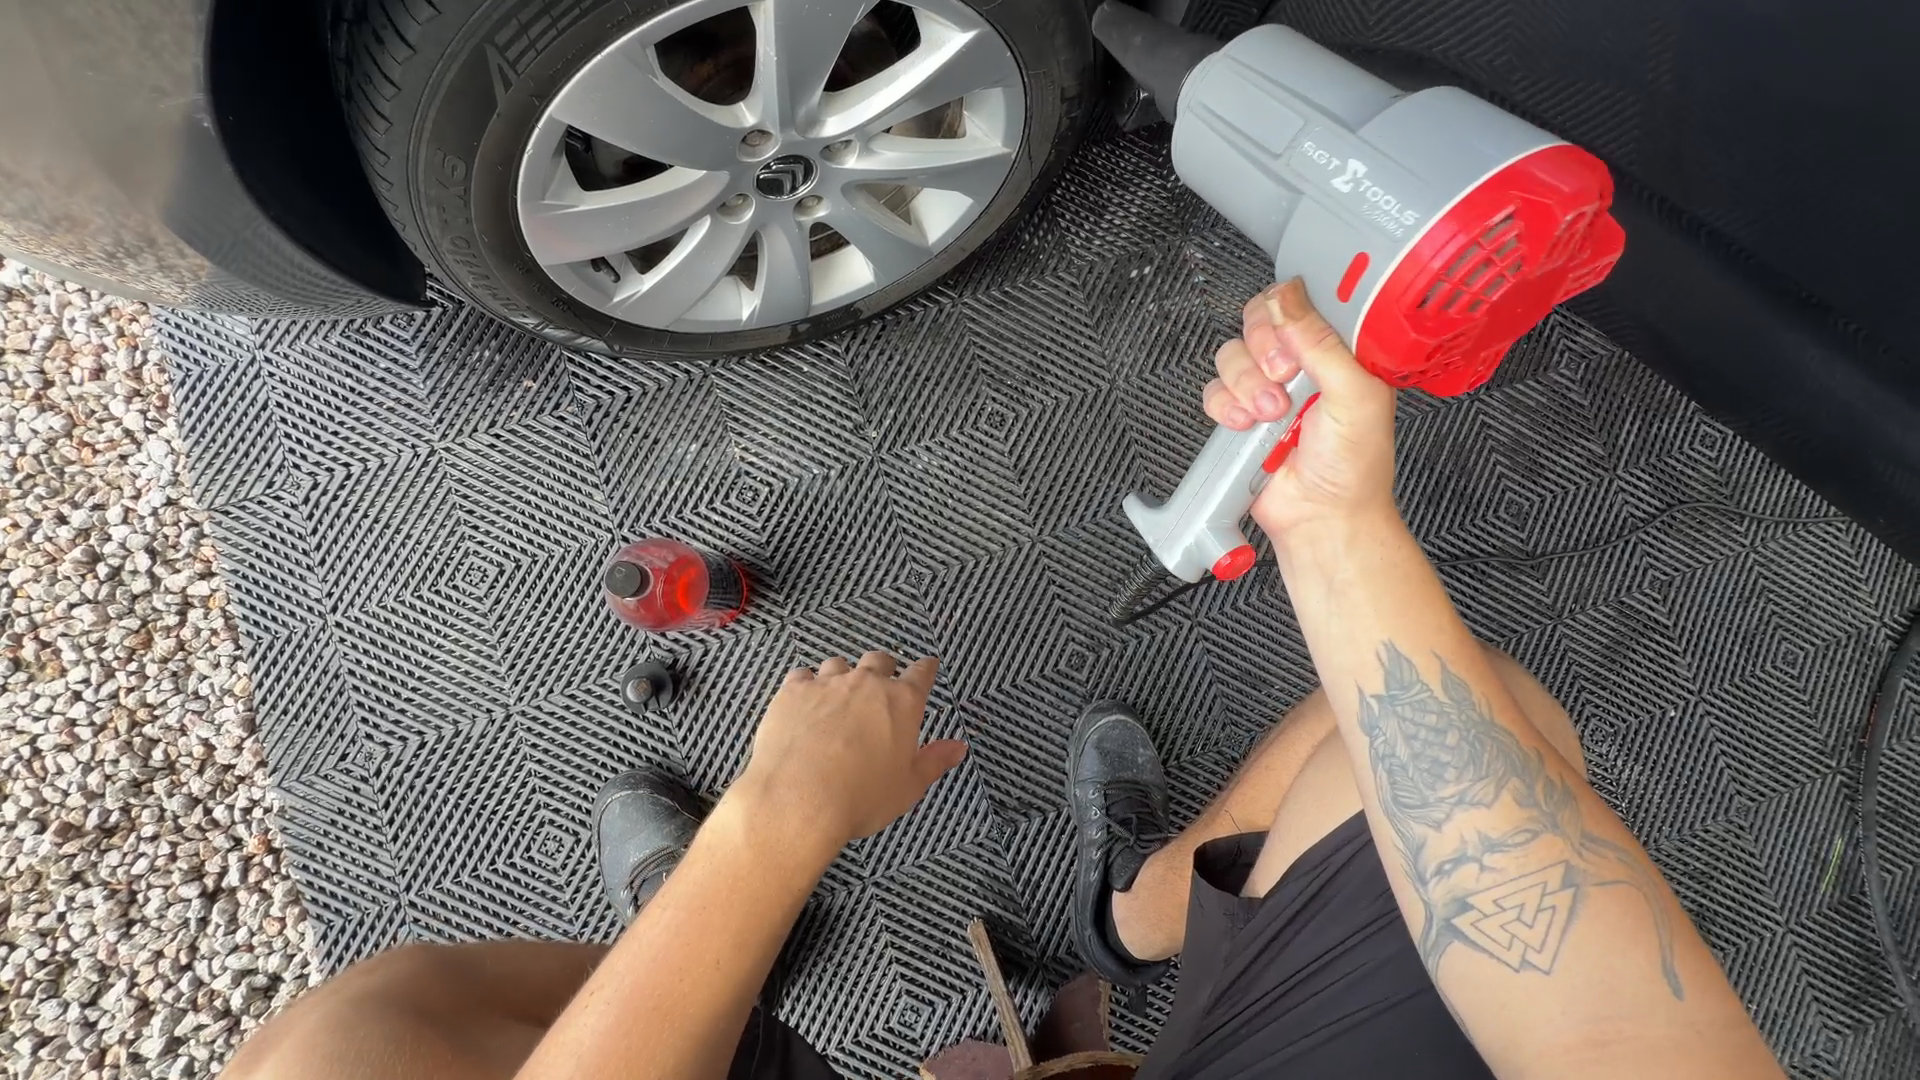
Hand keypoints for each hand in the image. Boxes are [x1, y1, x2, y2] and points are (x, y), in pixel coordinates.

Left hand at [731, 652, 966, 849]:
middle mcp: (866, 684)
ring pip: (839, 664)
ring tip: (839, 694)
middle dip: (884, 668)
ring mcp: (828, 684)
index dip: (926, 668)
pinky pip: (801, 675)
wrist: (800, 800)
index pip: (921, 673)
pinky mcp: (793, 692)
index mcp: (901, 703)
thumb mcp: (908, 786)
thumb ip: (934, 761)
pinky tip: (804, 700)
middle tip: (882, 683)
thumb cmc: (858, 798)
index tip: (927, 665)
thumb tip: (957, 747)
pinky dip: (806, 685)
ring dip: (843, 675)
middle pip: (879, 660)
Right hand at [1202, 279, 1399, 547]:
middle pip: (1258, 321)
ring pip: (1231, 355)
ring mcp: (1266, 388)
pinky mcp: (1238, 414)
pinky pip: (1213, 391)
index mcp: (1337, 349)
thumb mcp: (1356, 395)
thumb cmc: (1353, 467)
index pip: (1301, 301)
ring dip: (1246, 385)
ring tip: (1270, 414)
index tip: (1294, 342)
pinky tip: (1246, 424)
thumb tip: (1288, 301)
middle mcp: (1300, 364)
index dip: (1288, 313)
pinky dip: (1225, 406)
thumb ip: (1322, 344)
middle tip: (1283, 379)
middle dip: (1263, 350)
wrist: (1320, 516)